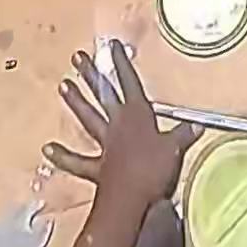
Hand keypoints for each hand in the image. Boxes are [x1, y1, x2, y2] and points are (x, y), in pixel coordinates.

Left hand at [43, 40, 201, 210]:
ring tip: (63, 85)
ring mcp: (105, 144)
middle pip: (104, 94)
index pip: (129, 82)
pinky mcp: (96, 167)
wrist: (130, 200)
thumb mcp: (174, 148)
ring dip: (76, 102)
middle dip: (92, 74)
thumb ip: (183, 134)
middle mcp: (119, 123)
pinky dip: (63, 156)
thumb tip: (198, 125)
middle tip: (78, 57)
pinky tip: (47, 148)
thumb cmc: (154, 168)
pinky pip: (77, 160)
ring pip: (88, 118)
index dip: (121, 63)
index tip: (112, 45)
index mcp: (138, 114)